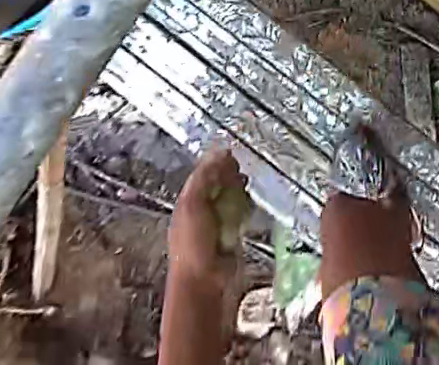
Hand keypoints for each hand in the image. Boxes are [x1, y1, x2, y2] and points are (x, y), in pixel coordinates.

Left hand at [166, 147, 246, 290]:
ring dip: (240, 190)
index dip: (217, 162)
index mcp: (187, 203)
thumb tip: (220, 152)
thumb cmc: (194, 245)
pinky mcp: (232, 235)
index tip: (233, 154)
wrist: (205, 285)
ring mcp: (217, 224)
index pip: (203, 174)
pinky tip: (251, 205)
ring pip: (231, 197)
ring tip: (247, 186)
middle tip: (242, 171)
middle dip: (230, 175)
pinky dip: (246, 207)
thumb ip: (204, 177)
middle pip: (218, 183)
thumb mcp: (193, 204)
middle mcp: (200, 211)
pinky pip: (241, 213)